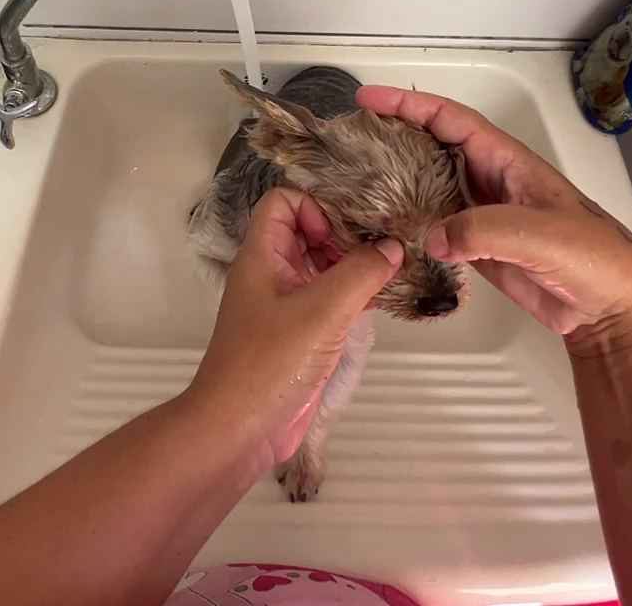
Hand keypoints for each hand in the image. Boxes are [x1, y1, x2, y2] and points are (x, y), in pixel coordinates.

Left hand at [185, 188, 403, 467]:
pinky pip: (327, 299)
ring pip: (321, 266)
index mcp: (262, 255)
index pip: (283, 202)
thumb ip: (361, 273)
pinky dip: (353, 295)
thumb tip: (392, 248)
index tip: (342, 236)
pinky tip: (383, 301)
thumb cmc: (270, 362)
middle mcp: (271, 273)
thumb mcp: (322, 310)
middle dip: (345, 236)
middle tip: (384, 250)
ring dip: (354, 266)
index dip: (314, 208)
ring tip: (392, 273)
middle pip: (308, 231)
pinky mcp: (298, 333)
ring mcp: (284, 304)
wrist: (238, 429)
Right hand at [356, 86, 631, 353]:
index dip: (407, 104)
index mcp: (506, 160)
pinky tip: (386, 227)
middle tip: (354, 138)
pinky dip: (407, 222)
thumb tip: (432, 236)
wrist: (615, 308)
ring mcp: (482, 213)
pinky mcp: (478, 246)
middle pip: (432, 145)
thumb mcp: (540, 234)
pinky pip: (433, 224)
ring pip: (428, 184)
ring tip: (358, 178)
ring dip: (396, 179)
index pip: (449, 119)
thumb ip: (483, 229)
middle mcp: (489, 179)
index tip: (369, 99)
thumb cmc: (596, 259)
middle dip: (394, 134)